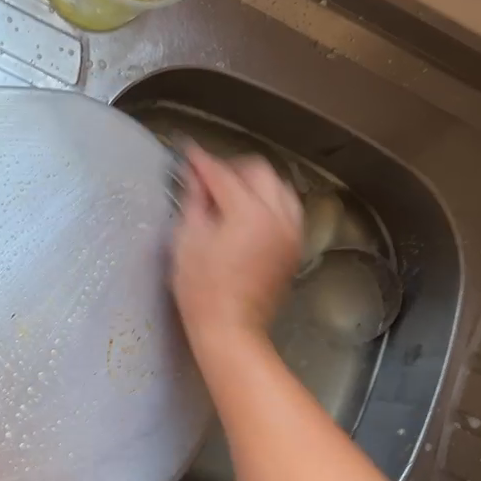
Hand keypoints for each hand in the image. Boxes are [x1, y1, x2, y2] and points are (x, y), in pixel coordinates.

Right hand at [171, 146, 303, 353]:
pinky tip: (247, 214)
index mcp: (248, 212)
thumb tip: (196, 176)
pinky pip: (286, 209)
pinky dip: (268, 202)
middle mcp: (278, 215)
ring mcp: (291, 231)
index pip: (222, 174)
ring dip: (254, 183)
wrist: (230, 328)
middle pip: (260, 171)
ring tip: (229, 194)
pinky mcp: (294, 247)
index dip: (201, 162)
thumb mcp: (188, 240)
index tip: (187, 153)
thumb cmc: (200, 288)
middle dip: (232, 168)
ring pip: (278, 187)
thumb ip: (195, 201)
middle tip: (207, 177)